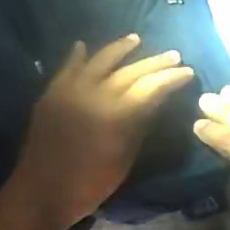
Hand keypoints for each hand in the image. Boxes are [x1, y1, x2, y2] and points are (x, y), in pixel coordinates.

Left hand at [8, 35, 196, 229]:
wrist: (42, 191)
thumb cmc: (89, 184)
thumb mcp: (124, 158)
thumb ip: (139, 125)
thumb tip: (153, 101)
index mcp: (116, 114)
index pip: (149, 87)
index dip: (170, 78)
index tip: (187, 71)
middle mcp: (93, 94)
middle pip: (128, 72)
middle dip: (152, 63)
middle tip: (173, 55)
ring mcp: (69, 91)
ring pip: (97, 62)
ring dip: (118, 49)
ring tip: (136, 39)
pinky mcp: (51, 94)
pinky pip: (66, 69)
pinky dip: (76, 57)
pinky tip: (82, 45)